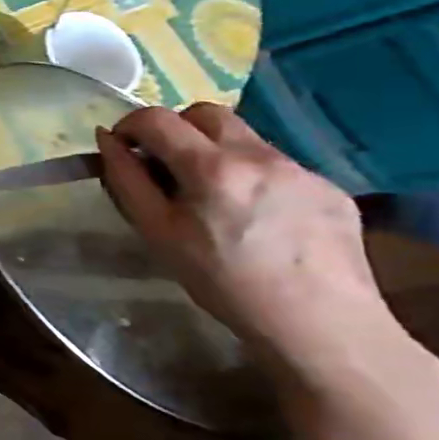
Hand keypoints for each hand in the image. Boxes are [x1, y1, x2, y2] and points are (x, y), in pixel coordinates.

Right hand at [96, 104, 393, 377]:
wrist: (322, 326)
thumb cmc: (223, 281)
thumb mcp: (157, 231)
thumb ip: (126, 179)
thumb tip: (108, 140)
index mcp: (211, 167)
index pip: (157, 118)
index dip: (130, 125)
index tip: (123, 148)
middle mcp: (259, 156)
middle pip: (205, 113)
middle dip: (176, 129)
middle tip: (165, 165)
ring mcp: (301, 169)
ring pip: (243, 138)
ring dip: (214, 152)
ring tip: (212, 195)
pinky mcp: (330, 188)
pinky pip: (277, 165)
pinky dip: (252, 176)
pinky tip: (256, 216)